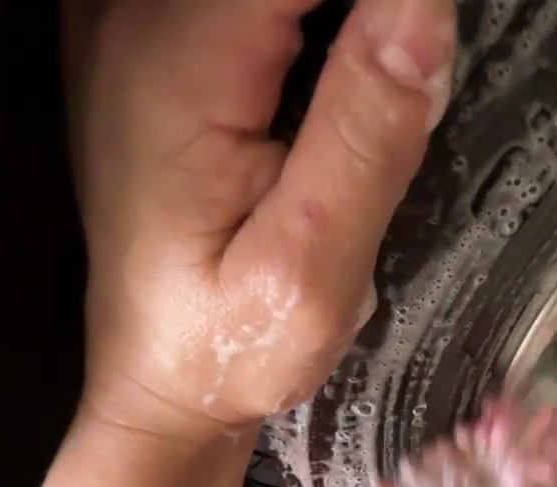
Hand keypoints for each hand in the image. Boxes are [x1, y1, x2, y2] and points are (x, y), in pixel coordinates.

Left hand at [67, 0, 455, 442]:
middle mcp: (133, 14)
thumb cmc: (233, 345)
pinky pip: (248, 10)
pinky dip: (303, 31)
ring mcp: (128, 20)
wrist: (160, 379)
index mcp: (180, 62)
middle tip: (406, 88)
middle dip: (367, 15)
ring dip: (340, 24)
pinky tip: (327, 82)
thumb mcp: (313, 268)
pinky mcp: (145, 42)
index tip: (429, 42)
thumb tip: (426, 8)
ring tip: (368, 97)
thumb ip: (366, 137)